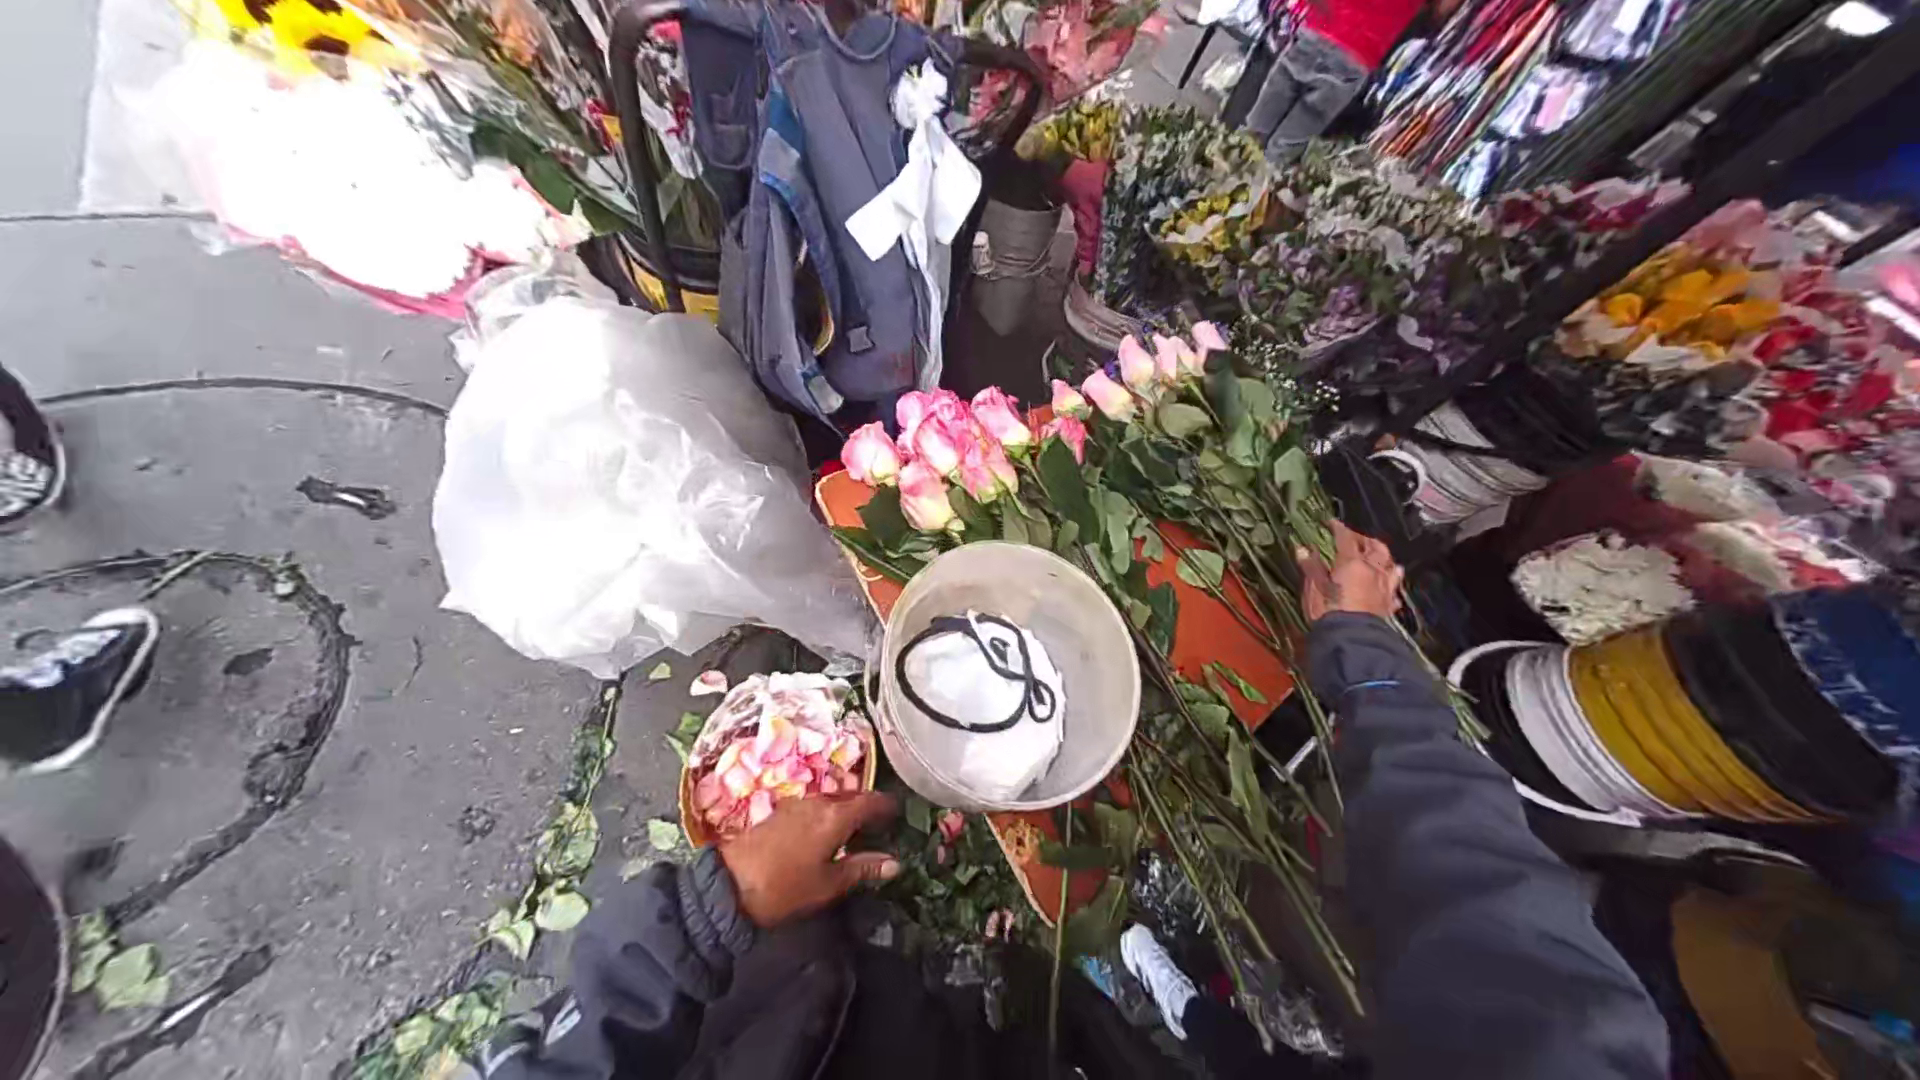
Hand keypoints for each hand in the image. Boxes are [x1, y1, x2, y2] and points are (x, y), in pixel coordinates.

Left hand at [719, 792, 900, 927]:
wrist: (728, 885)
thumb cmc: (784, 888)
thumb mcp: (828, 884)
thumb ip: (862, 869)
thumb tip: (895, 863)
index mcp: (835, 816)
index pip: (870, 802)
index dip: (887, 806)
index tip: (899, 812)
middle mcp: (818, 802)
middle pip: (851, 796)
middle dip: (868, 806)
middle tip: (882, 822)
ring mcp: (798, 804)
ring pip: (832, 799)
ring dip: (847, 808)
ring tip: (857, 828)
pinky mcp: (781, 812)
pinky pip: (816, 805)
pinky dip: (829, 812)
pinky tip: (827, 831)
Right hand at [1297, 520, 1403, 622]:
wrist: (1352, 638)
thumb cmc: (1328, 609)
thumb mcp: (1313, 586)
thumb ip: (1311, 566)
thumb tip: (1302, 548)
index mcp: (1352, 562)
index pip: (1346, 539)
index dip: (1339, 528)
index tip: (1331, 523)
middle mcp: (1373, 570)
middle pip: (1377, 548)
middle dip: (1366, 540)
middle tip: (1356, 538)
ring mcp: (1385, 587)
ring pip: (1391, 566)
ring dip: (1385, 560)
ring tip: (1379, 559)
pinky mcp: (1389, 605)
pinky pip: (1393, 589)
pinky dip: (1390, 583)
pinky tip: (1387, 587)